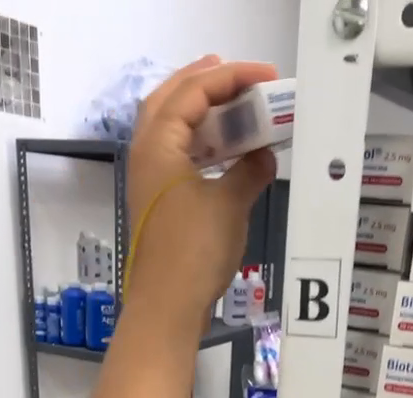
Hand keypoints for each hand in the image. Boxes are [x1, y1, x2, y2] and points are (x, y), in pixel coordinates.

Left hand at [123, 56, 279, 323]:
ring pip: (169, 129)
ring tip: (230, 105)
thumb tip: (263, 156)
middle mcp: (146, 155)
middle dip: (203, 83)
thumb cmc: (194, 252)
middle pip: (169, 100)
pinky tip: (220, 151)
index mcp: (158, 145)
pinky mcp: (157, 205)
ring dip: (199, 112)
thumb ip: (249, 171)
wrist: (167, 306)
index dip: (231, 77)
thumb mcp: (230, 205)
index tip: (266, 77)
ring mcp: (148, 181)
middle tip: (235, 76)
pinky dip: (198, 143)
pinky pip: (175, 156)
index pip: (192, 91)